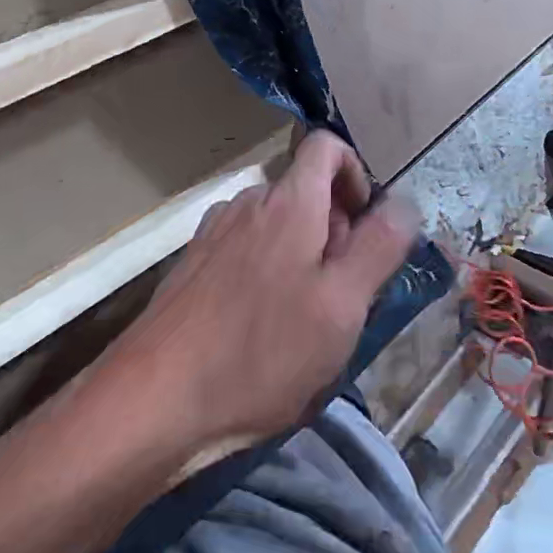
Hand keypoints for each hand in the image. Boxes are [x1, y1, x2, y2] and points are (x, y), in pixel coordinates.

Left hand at [109, 131, 418, 455]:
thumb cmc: (260, 353)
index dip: (358, 176)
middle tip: (342, 294)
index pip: (327, 147)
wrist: (150, 404)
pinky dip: (270, 274)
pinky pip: (248, 251)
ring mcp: (214, 235)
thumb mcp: (342, 305)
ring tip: (305, 319)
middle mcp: (248, 204)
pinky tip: (262, 331)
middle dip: (337, 231)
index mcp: (290, 203)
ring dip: (304, 257)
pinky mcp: (192, 268)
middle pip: (307, 191)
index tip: (366, 230)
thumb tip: (402, 202)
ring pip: (279, 226)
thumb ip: (379, 246)